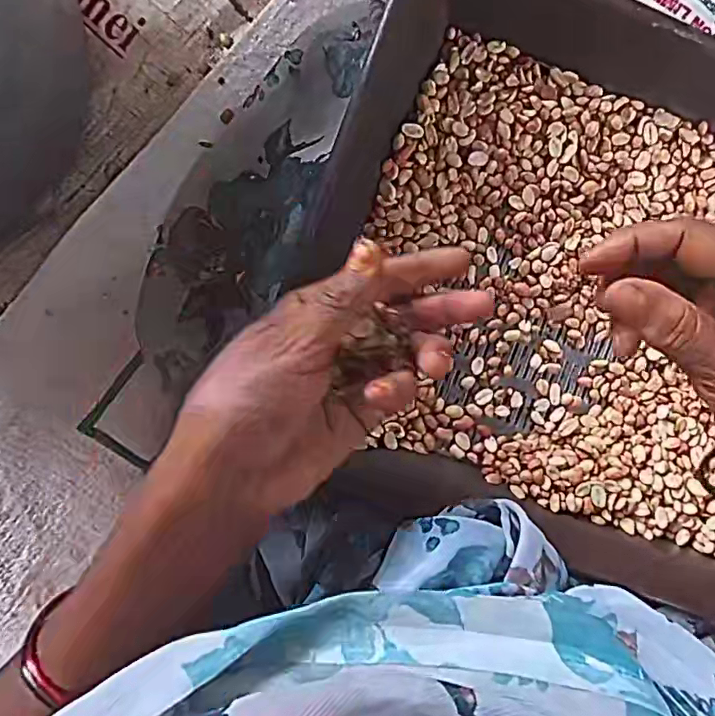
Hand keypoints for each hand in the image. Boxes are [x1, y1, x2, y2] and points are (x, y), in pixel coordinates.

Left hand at [155, 239, 493, 522]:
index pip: (379, 280)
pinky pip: (393, 393)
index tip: (461, 261)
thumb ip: (344, 296)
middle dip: (440, 310)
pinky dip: (396, 391)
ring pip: (404, 355)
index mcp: (320, 309)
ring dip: (424, 354)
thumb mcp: (298, 335)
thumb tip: (372, 247)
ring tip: (436, 362)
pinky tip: (382, 396)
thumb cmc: (253, 390)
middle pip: (401, 317)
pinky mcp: (359, 414)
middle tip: (481, 306)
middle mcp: (340, 338)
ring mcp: (351, 377)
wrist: (233, 468)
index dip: (420, 269)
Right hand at [577, 219, 714, 491]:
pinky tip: (630, 345)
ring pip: (661, 277)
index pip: (689, 238)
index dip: (633, 244)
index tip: (589, 263)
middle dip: (628, 273)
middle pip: (671, 252)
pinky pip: (663, 304)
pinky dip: (639, 319)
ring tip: (621, 339)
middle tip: (597, 300)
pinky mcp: (711, 320)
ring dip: (630, 300)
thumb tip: (616, 291)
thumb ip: (672, 326)